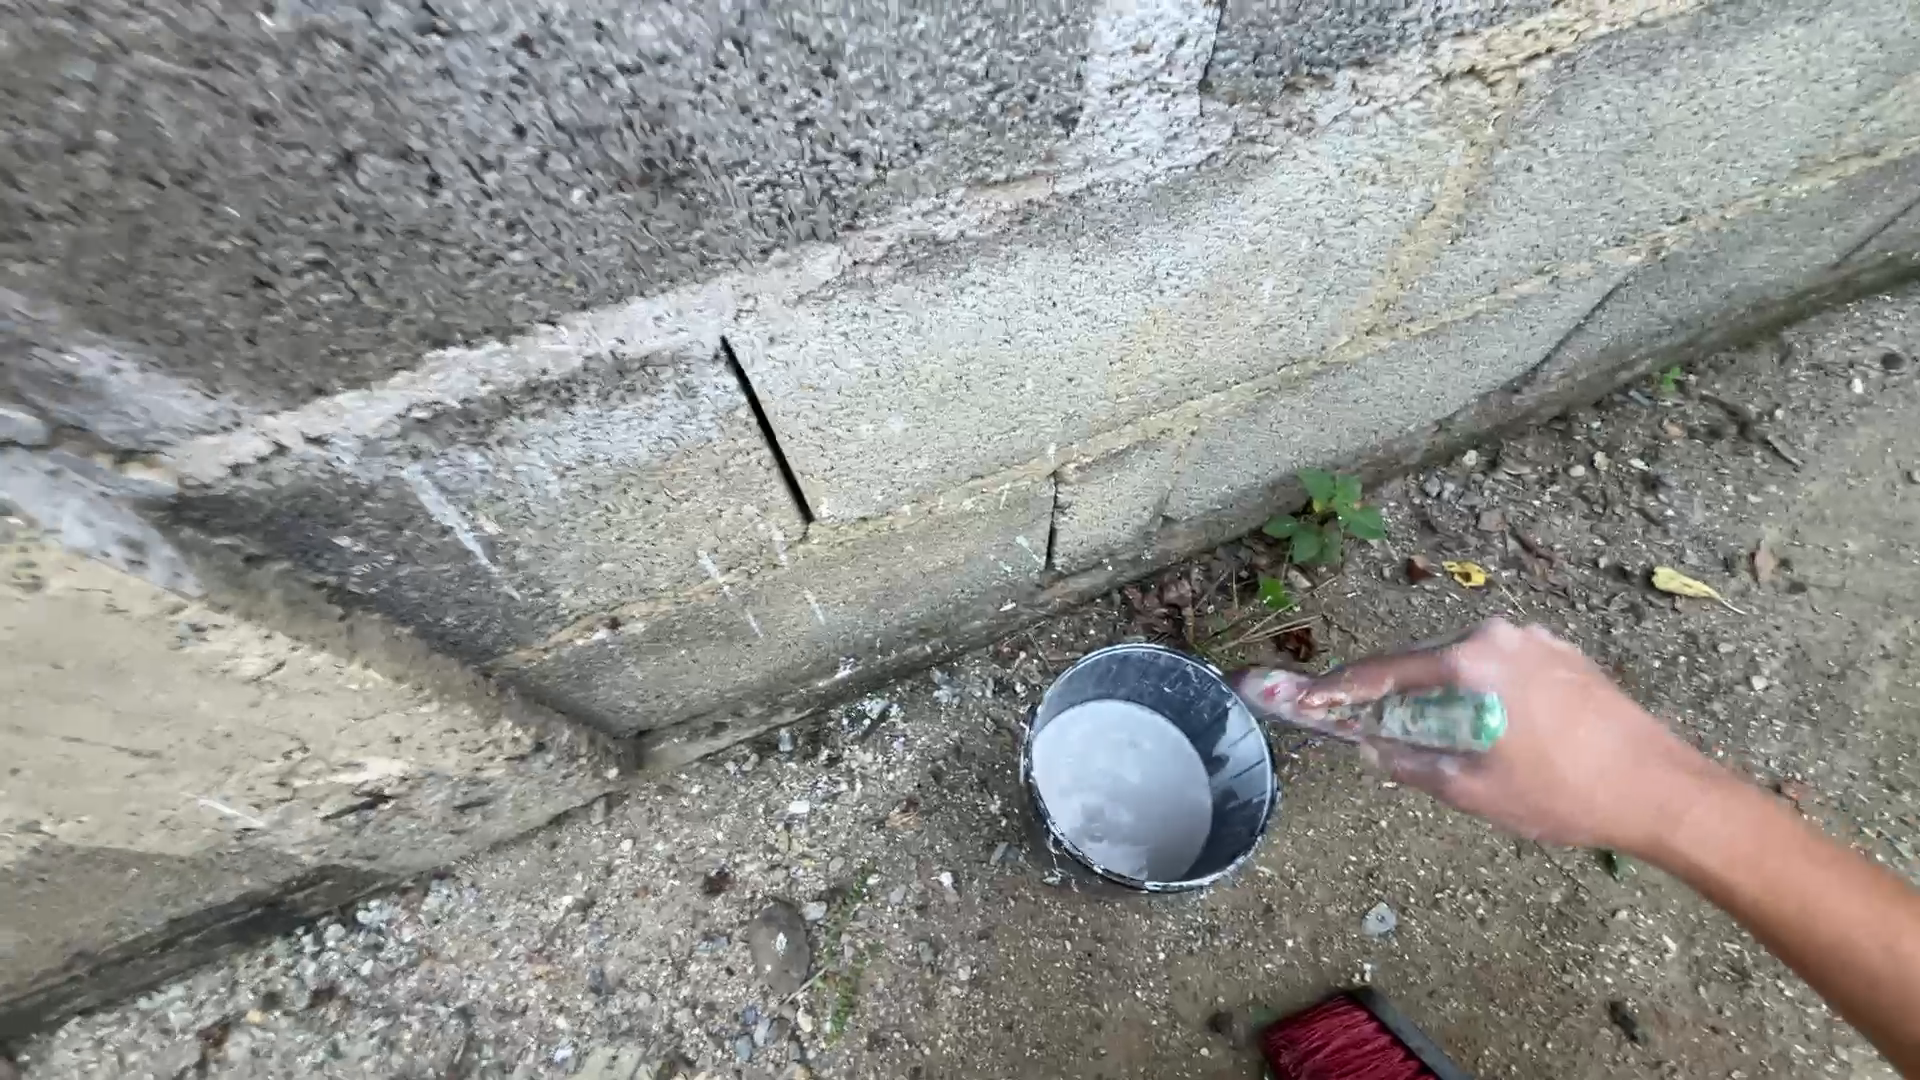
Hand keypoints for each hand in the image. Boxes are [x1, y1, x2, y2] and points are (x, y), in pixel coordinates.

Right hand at [1281, 618, 1724, 853]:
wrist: (1676, 797)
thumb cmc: (1567, 794)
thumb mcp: (1472, 790)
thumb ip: (1407, 763)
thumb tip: (1367, 747)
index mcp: (1469, 660)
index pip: (1384, 671)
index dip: (1340, 688)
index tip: (1307, 698)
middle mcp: (1496, 635)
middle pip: (1422, 661)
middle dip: (1392, 692)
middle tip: (1368, 720)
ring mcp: (1534, 639)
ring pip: (1461, 661)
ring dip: (1437, 690)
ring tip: (1431, 727)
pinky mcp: (1563, 653)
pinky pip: (1498, 663)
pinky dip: (1477, 686)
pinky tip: (1484, 718)